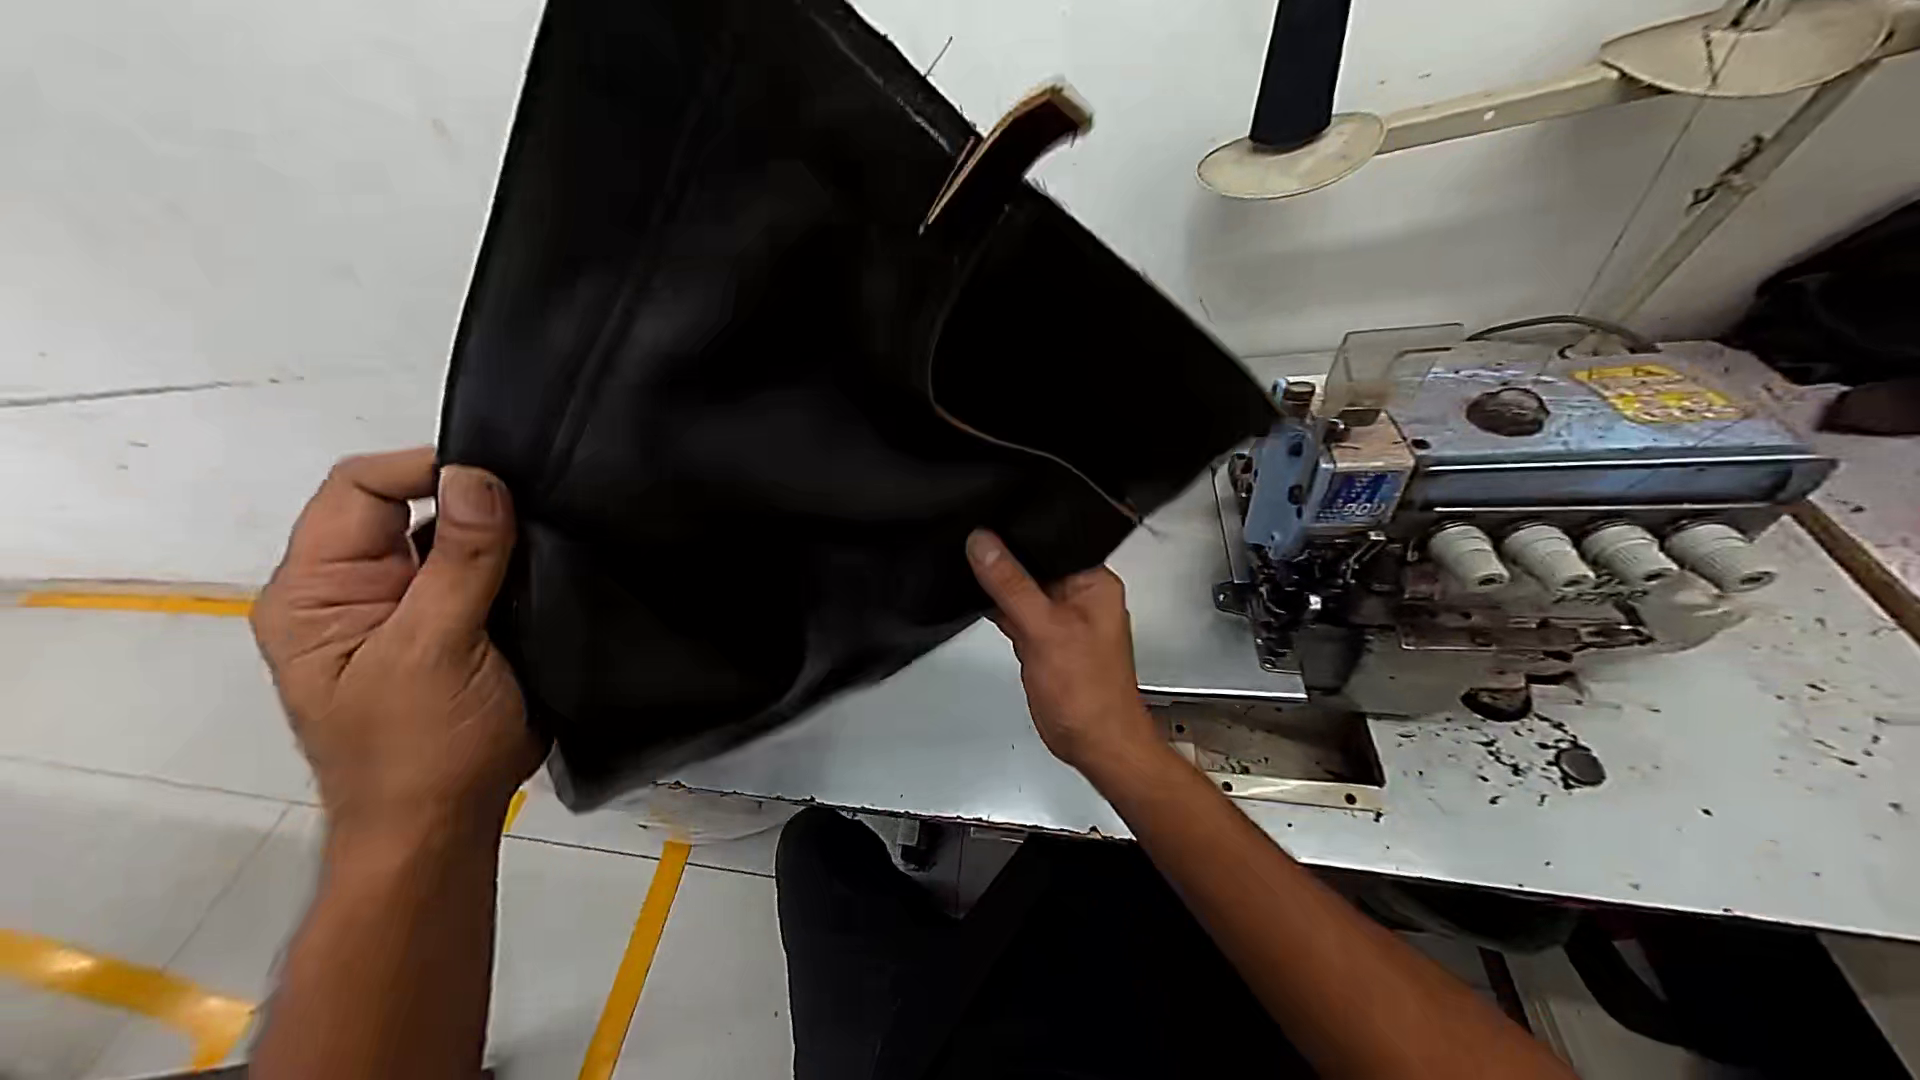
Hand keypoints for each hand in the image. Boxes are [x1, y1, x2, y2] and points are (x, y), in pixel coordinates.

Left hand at [251, 448, 544, 839]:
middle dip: (471, 496)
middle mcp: (360, 588)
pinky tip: (552, 559)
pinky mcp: (460, 624)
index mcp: (319, 591)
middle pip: (408, 507)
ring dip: (501, 529)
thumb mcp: (433, 649)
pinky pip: (486, 572)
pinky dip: (517, 560)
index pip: (359, 491)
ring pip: (454, 537)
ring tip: (554, 524)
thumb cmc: (422, 746)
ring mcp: (412, 607)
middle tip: (540, 497)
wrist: (448, 820)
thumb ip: (456, 563)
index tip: (501, 473)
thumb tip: (478, 476)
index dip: (424, 468)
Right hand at [966, 529, 1163, 779]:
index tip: (984, 522)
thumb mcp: (1044, 629)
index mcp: (1094, 581)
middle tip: (969, 546)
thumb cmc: (1089, 693)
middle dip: (1004, 558)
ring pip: (1022, 586)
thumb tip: (982, 544)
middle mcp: (1079, 594)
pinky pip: (1016, 611)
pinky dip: (1000, 610)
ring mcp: (1061, 616)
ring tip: (972, 575)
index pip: (1052, 538)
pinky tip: (980, 604)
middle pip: (1034, 561)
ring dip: (999, 586)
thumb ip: (1011, 584)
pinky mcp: (1044, 636)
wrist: (1094, 744)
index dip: (1019, 529)